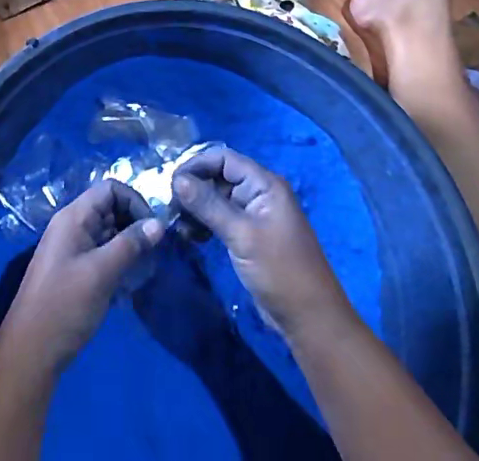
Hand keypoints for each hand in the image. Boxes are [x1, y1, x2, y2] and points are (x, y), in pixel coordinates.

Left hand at [0, 180, 164, 369]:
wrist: (32, 349)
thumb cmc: (66, 304)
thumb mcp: (102, 272)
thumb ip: (131, 244)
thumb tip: (159, 223)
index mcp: (73, 217)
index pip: (109, 189)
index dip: (134, 202)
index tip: (154, 229)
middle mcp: (72, 226)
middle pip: (111, 209)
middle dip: (135, 226)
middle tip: (155, 253)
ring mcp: (73, 248)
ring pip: (109, 233)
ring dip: (130, 247)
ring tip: (146, 271)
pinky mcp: (76, 270)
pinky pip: (103, 254)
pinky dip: (119, 264)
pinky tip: (130, 287)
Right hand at [172, 147, 348, 334]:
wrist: (309, 319)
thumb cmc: (280, 271)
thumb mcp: (242, 235)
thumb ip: (208, 205)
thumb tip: (177, 179)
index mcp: (265, 185)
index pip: (224, 158)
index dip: (196, 164)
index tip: (171, 182)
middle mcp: (259, 193)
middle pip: (218, 176)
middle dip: (193, 187)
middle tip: (169, 205)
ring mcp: (253, 215)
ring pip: (216, 198)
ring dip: (195, 207)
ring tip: (177, 223)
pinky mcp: (248, 235)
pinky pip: (220, 218)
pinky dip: (203, 223)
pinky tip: (190, 236)